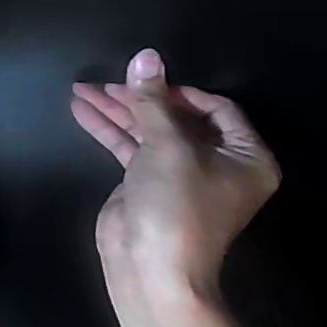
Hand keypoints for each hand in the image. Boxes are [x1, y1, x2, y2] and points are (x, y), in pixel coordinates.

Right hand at [71, 48, 280, 304]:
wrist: (151, 270)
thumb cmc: (177, 205)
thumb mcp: (167, 146)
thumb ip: (152, 99)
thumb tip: (145, 56)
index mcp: (245, 156)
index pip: (216, 109)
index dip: (180, 90)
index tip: (147, 79)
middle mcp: (216, 163)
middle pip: (176, 116)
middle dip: (139, 97)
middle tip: (105, 80)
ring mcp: (179, 174)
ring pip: (148, 130)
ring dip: (116, 109)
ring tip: (82, 87)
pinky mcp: (147, 183)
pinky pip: (130, 146)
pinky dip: (108, 128)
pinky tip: (82, 108)